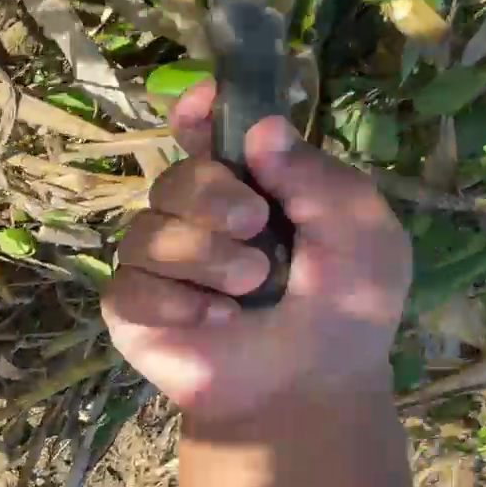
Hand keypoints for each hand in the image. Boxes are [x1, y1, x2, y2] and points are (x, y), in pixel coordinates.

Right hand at [101, 81, 411, 423]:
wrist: (300, 389)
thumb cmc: (341, 314)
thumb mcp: (358, 235)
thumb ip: (315, 180)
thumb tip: (259, 129)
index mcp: (248, 197)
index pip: (206, 145)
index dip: (197, 117)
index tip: (203, 97)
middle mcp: (193, 225)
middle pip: (170, 180)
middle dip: (212, 198)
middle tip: (256, 229)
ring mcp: (154, 268)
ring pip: (144, 232)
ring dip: (201, 258)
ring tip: (244, 289)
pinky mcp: (127, 309)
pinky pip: (127, 286)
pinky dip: (173, 301)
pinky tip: (210, 320)